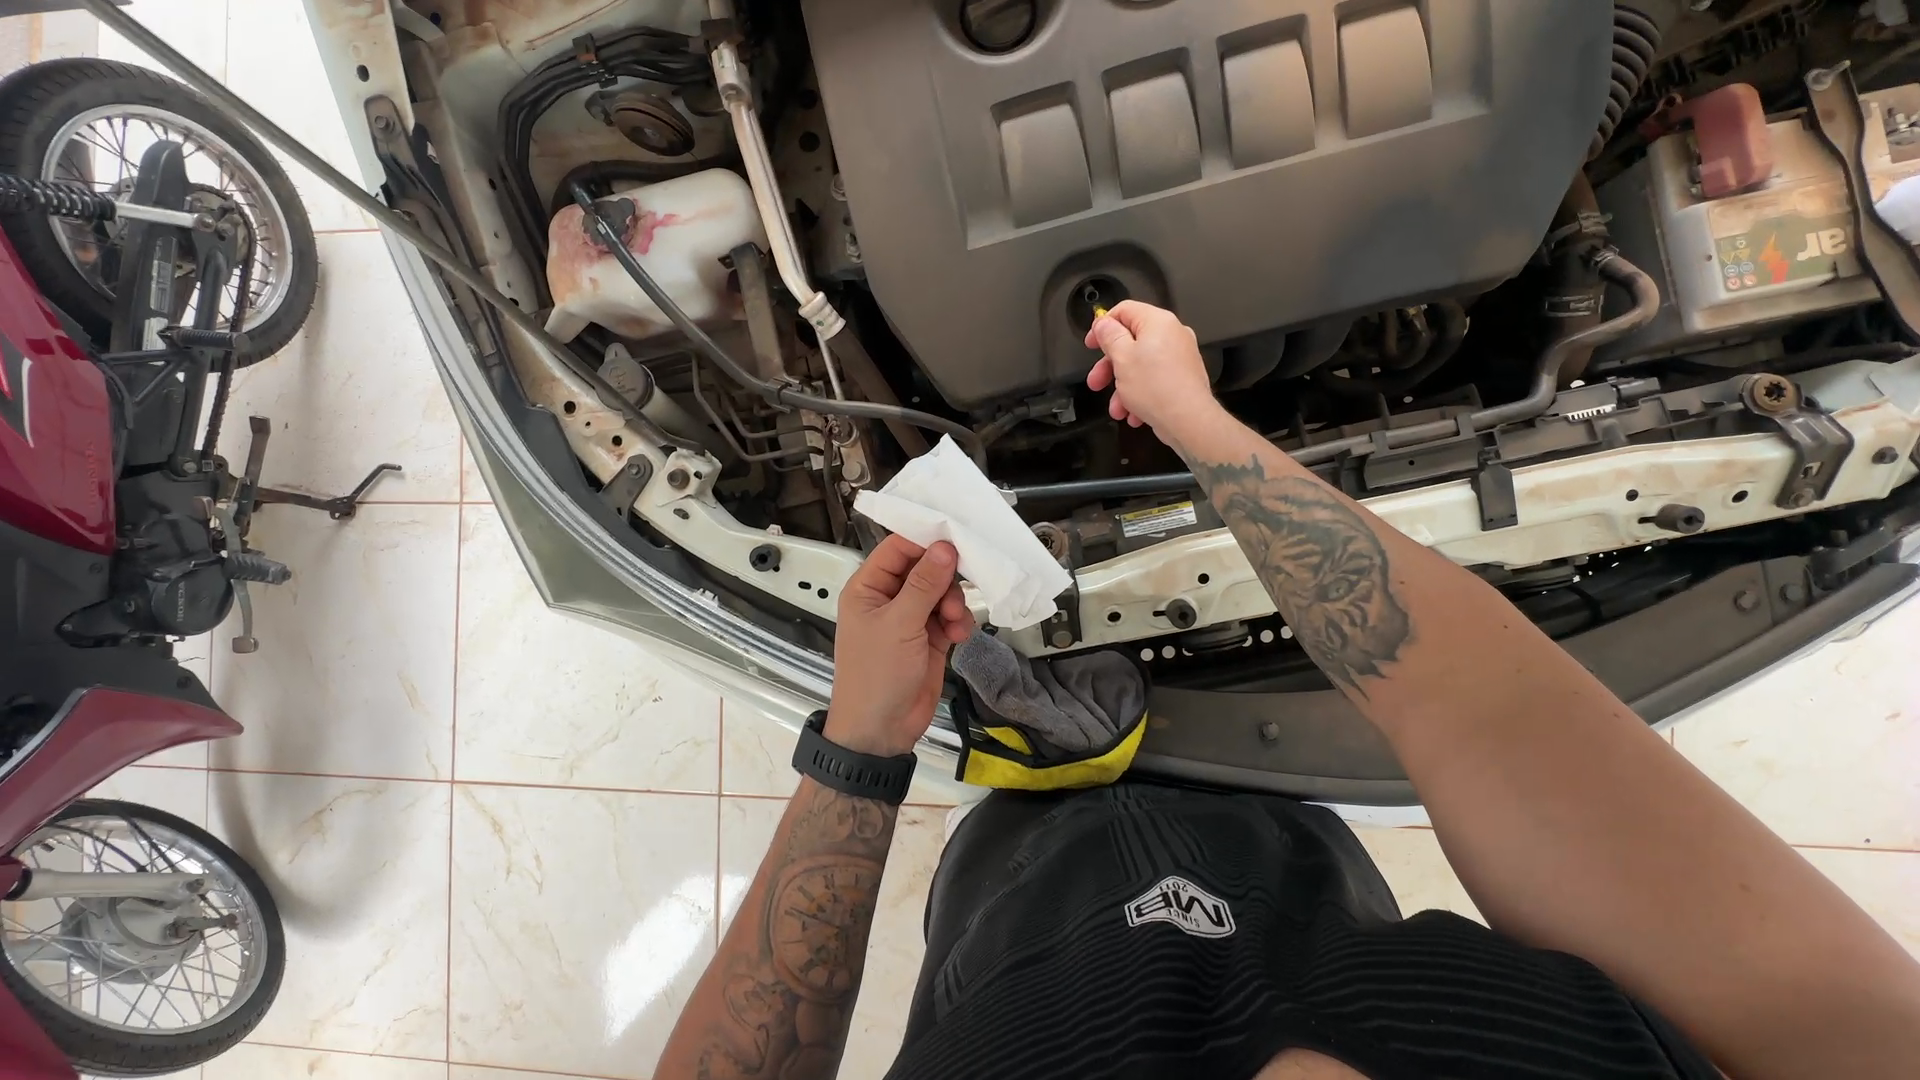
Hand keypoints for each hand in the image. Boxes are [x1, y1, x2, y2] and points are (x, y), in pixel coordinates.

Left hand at [826, 535, 974, 756]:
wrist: (881, 731)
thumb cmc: (877, 674)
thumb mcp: (900, 624)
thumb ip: (924, 584)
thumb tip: (945, 547)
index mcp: (867, 587)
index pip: (897, 548)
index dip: (925, 540)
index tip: (956, 536)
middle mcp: (887, 598)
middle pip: (923, 568)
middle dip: (945, 577)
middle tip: (960, 587)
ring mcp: (909, 619)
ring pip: (940, 592)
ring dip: (954, 602)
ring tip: (956, 622)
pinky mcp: (928, 638)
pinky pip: (949, 616)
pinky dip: (958, 622)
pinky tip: (959, 636)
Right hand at [1085, 300, 1222, 448]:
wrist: (1188, 420)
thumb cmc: (1154, 386)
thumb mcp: (1122, 358)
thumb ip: (1109, 336)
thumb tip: (1103, 323)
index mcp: (1158, 322)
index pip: (1124, 310)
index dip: (1102, 325)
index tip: (1090, 344)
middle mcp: (1172, 334)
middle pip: (1131, 342)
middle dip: (1109, 366)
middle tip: (1096, 383)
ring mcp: (1180, 357)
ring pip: (1140, 366)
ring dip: (1122, 387)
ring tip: (1116, 410)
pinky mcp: (1183, 378)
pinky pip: (1155, 380)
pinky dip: (1140, 395)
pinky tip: (1133, 415)